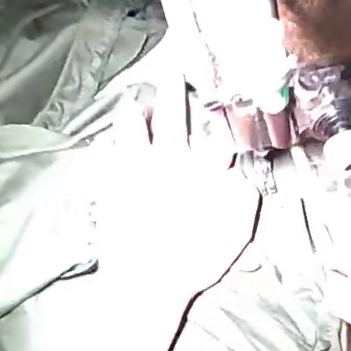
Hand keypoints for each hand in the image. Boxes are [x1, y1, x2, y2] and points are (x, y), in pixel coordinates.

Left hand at [97, 102, 257, 306]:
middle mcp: (170, 158)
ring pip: (132, 122)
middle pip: (172, 113)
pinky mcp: (109, 180)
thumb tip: (246, 173)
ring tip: (138, 101)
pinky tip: (108, 139)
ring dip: (137, 107)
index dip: (218, 109)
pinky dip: (108, 141)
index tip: (218, 93)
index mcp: (203, 168)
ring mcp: (136, 166)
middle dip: (176, 88)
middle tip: (174, 70)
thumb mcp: (238, 232)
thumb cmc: (197, 259)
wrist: (148, 280)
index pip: (214, 128)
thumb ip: (246, 197)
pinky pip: (104, 149)